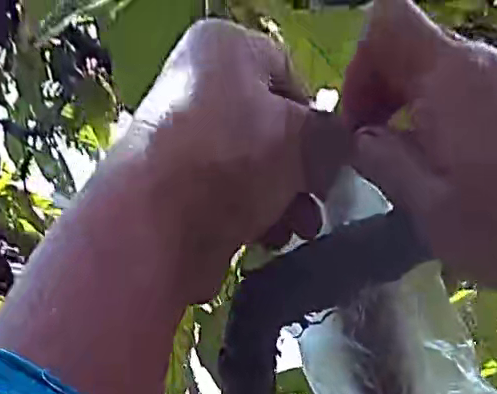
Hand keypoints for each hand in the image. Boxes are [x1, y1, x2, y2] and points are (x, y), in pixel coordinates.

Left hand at [0, 21, 343, 393]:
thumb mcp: (299, 137)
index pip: (289, 74)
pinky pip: (235, 203)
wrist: (156, 227)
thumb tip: (340, 151)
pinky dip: (257, 221)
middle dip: (304, 172)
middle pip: (274, 130)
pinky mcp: (184, 197)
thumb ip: (330, 138)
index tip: (334, 159)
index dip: (318, 118)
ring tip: (300, 231)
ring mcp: (190, 147)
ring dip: (287, 203)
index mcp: (224, 49)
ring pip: (258, 172)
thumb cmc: (230, 160)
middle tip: (321, 202)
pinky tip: (269, 241)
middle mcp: (201, 89)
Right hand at [340, 0, 496, 309]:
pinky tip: (481, 176)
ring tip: (436, 179)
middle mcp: (491, 61)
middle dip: (392, 99)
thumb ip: (387, 163)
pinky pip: (495, 98)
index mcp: (450, 78)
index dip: (360, 70)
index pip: (387, 23)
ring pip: (459, 80)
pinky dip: (469, 125)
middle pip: (423, 53)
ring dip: (431, 117)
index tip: (360, 129)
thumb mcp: (429, 209)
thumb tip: (363, 138)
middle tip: (388, 163)